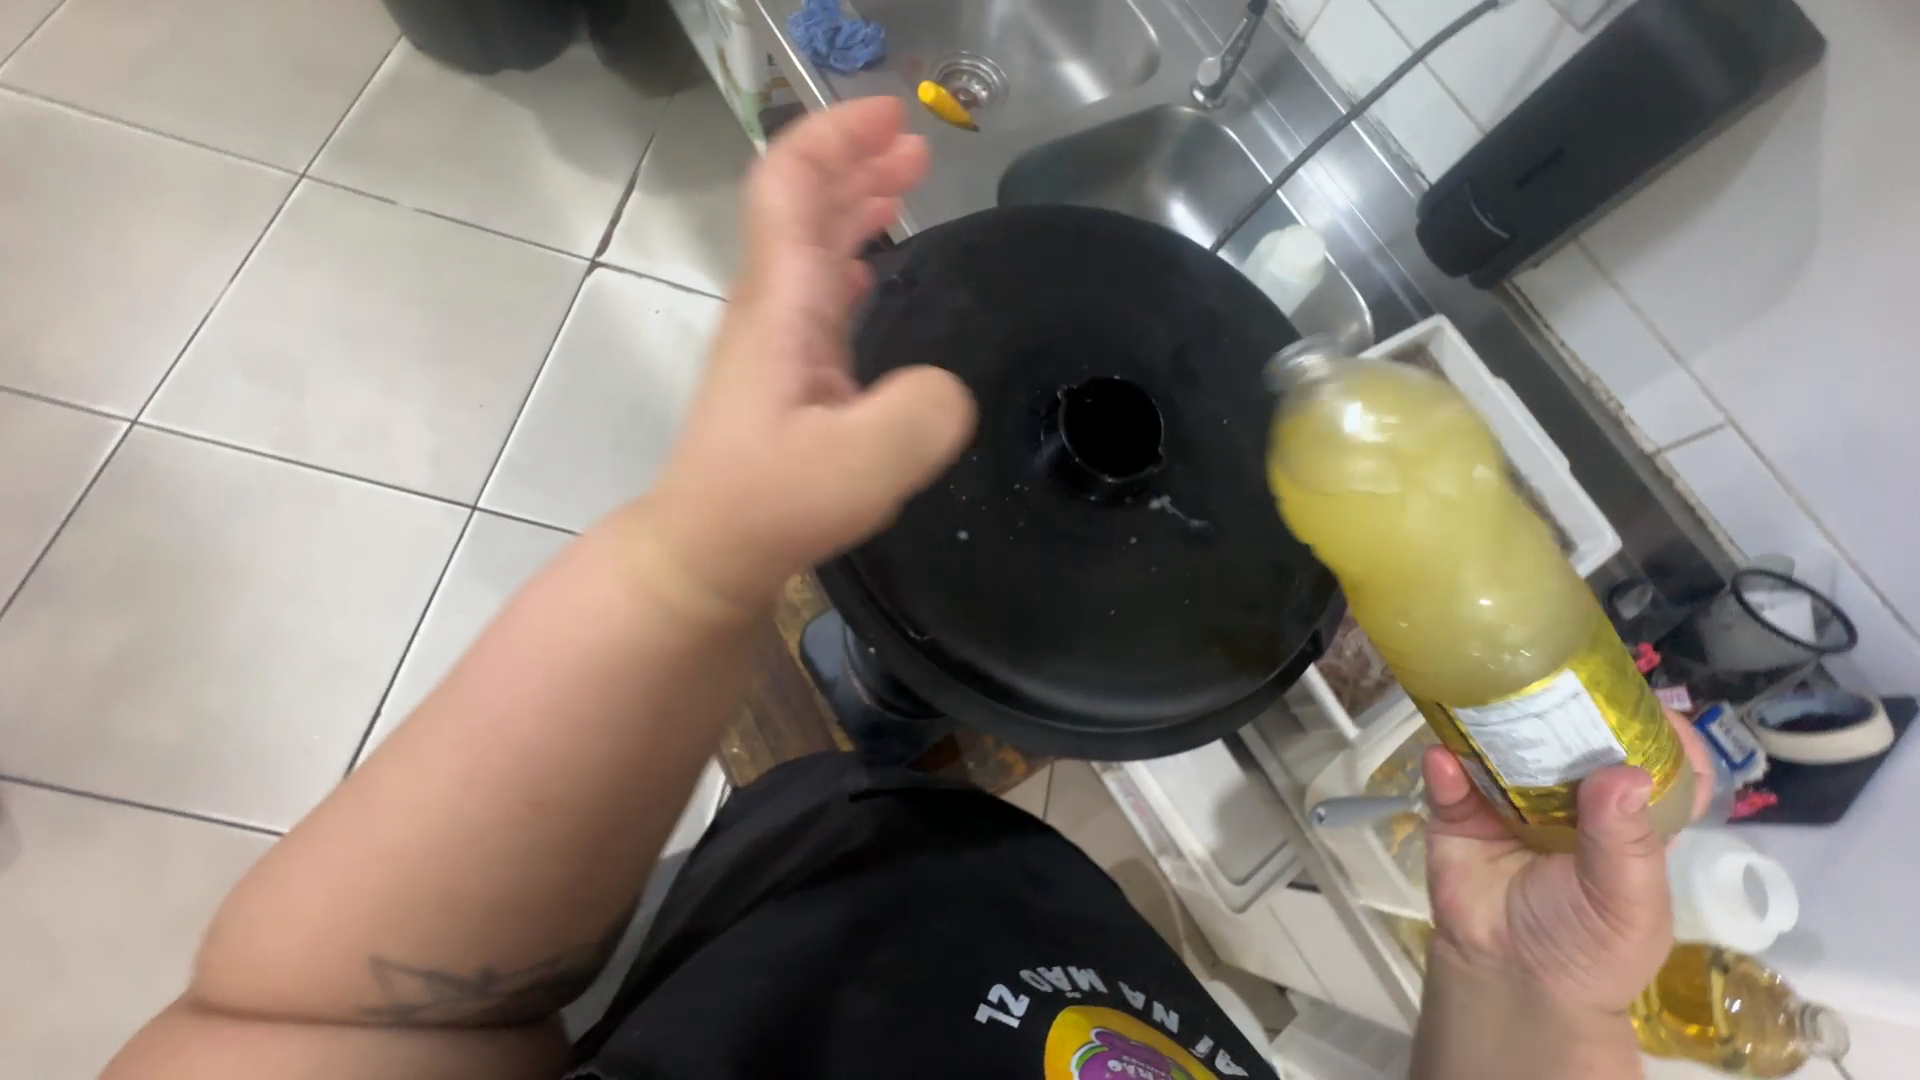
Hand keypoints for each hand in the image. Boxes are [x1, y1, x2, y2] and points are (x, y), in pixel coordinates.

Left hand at [648, 98, 976, 611]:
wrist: (707, 550)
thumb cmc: (772, 504)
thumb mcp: (862, 466)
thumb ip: (921, 414)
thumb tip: (949, 387)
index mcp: (783, 307)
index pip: (792, 187)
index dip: (837, 139)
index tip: (896, 119)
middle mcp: (773, 309)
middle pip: (804, 205)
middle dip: (858, 162)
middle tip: (920, 147)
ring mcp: (775, 342)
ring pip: (810, 245)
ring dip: (857, 205)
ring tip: (908, 184)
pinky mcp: (784, 376)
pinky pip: (817, 292)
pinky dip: (850, 261)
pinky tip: (873, 271)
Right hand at [1420, 712, 1714, 1011]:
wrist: (1511, 974)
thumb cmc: (1590, 944)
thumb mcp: (1627, 901)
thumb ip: (1625, 842)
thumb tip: (1625, 773)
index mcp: (1623, 819)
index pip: (1649, 765)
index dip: (1652, 732)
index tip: (1640, 702)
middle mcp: (1565, 799)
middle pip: (1566, 743)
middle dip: (1559, 712)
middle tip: (1547, 679)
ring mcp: (1506, 801)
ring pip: (1501, 751)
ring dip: (1492, 729)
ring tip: (1487, 705)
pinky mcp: (1457, 812)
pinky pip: (1448, 784)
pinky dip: (1445, 769)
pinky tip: (1445, 761)